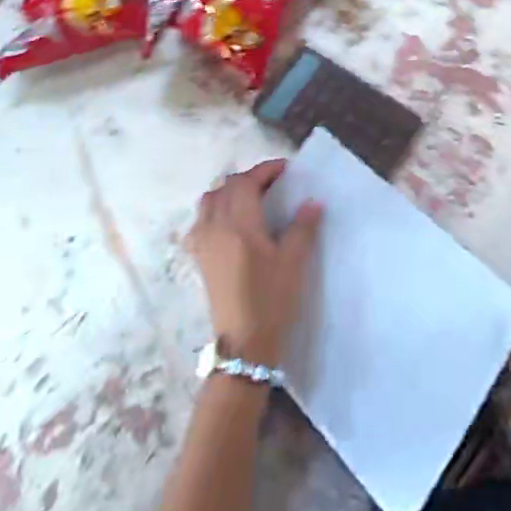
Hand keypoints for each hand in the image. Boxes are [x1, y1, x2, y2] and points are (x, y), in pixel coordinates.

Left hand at [183, 159, 322, 367]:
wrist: (244, 342)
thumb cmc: (271, 300)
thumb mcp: (293, 263)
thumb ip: (302, 228)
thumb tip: (312, 202)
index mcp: (239, 223)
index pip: (246, 182)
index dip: (265, 170)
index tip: (285, 169)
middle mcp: (215, 226)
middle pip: (226, 187)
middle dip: (249, 179)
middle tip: (274, 184)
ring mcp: (203, 242)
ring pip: (209, 200)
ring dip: (229, 192)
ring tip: (252, 199)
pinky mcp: (199, 257)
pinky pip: (200, 220)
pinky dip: (214, 210)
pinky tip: (230, 223)